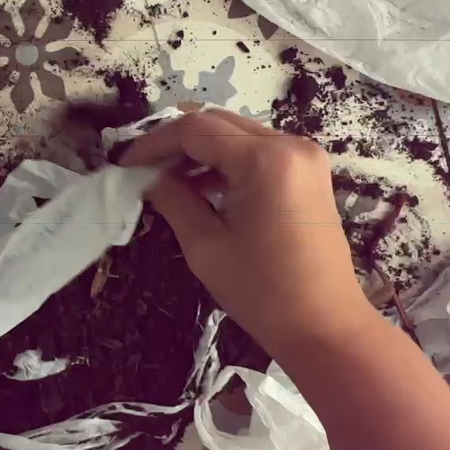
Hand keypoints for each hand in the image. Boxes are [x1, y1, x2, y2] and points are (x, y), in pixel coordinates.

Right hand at [123, 108, 379, 355]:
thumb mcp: (205, 246)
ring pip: (237, 133)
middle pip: (218, 123)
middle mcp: (290, 145)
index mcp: (265, 160)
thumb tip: (148, 177)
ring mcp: (304, 157)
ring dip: (199, 150)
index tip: (125, 163)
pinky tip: (200, 186)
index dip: (154, 142)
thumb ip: (173, 200)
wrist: (324, 326)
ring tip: (165, 178)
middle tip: (141, 167)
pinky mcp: (308, 173)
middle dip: (174, 141)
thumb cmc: (261, 292)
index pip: (196, 130)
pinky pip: (257, 151)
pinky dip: (224, 162)